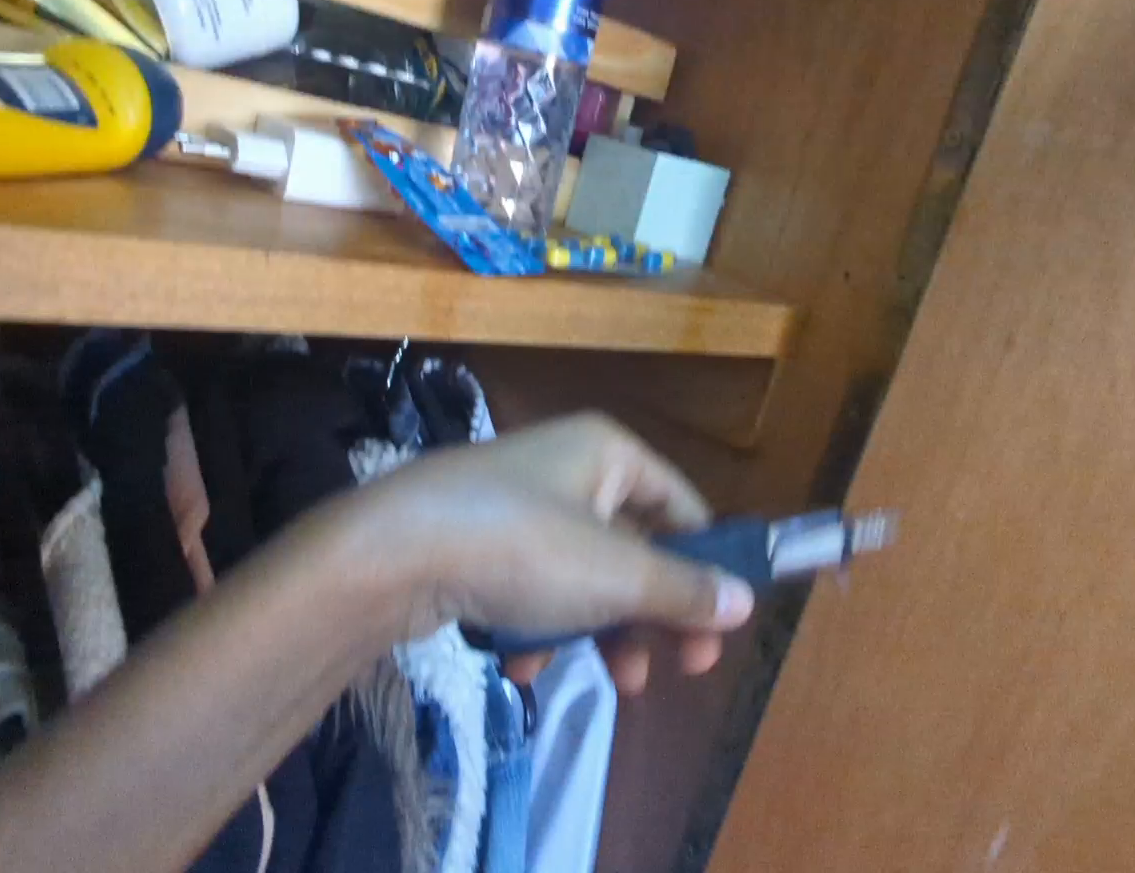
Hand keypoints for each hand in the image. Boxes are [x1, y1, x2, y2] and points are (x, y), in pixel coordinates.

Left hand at [318, 413, 754, 693]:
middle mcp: (565, 467)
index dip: (705, 565)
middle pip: (633, 546)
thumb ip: (684, 589)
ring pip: (582, 573)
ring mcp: (517, 504)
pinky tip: (522, 663)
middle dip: (652, 613)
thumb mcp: (614, 575)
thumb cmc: (522, 548)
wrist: (389, 554)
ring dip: (600, 630)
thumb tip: (744, 600)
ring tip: (615, 683)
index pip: (681, 504)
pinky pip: (530, 583)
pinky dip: (537, 625)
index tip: (716, 627)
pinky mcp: (478, 541)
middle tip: (675, 669)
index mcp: (605, 452)